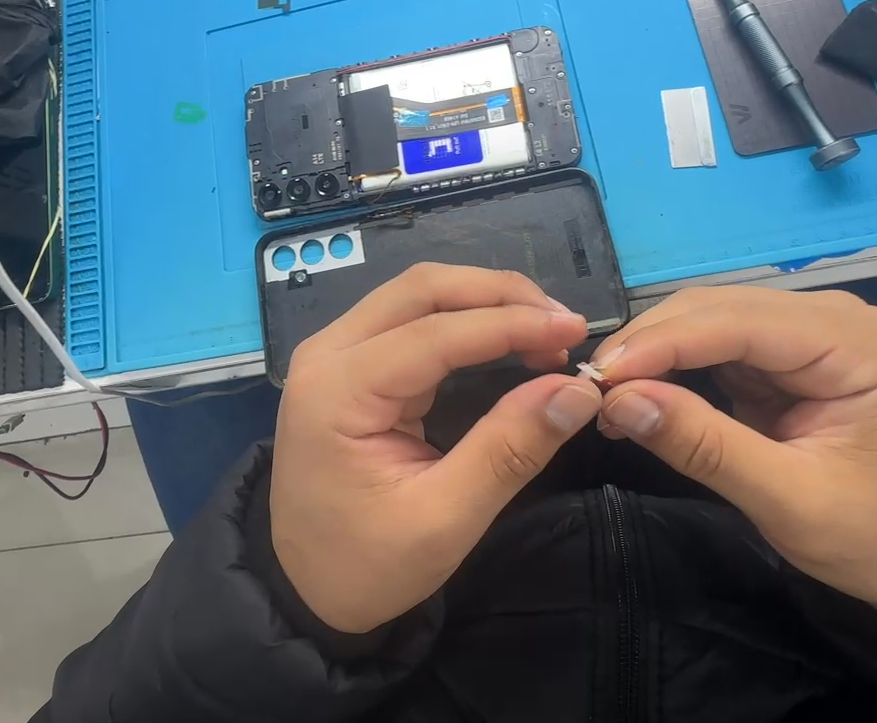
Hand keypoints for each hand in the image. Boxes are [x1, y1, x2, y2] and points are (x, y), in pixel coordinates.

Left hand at [269, 263, 603, 633]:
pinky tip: (507, 334)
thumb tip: (577, 391)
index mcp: (336, 389)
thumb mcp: (443, 521)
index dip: (510, 324)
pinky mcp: (352, 360)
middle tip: (563, 323)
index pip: (433, 333)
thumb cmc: (363, 564)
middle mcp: (329, 352)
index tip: (574, 329)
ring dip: (484, 300)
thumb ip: (508, 450)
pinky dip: (465, 318)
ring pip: (417, 295)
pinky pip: (412, 318)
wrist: (299, 586)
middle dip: (498, 294)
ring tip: (545, 326)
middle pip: (420, 289)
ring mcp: (336, 350)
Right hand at [590, 287, 876, 635]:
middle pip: (717, 308)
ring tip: (610, 394)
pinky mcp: (787, 354)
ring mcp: (810, 333)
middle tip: (594, 388)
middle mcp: (834, 319)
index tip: (599, 375)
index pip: (739, 321)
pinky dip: (672, 366)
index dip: (662, 342)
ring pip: (707, 320)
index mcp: (858, 343)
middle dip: (651, 344)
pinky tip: (642, 392)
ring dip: (655, 353)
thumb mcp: (791, 502)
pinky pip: (714, 345)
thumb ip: (704, 446)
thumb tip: (617, 401)